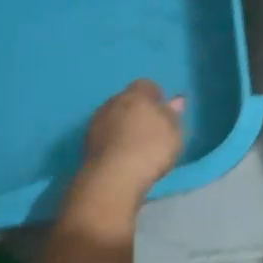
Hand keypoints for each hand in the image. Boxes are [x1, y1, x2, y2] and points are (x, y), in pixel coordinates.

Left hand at [67, 81, 184, 223]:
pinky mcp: (87, 142)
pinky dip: (114, 140)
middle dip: (137, 110)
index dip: (156, 96)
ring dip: (123, 125)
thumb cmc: (151, 148)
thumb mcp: (174, 132)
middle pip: (127, 100)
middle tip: (151, 128)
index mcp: (136, 95)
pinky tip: (123, 154)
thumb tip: (175, 100)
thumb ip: (173, 114)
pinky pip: (105, 134)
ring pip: (114, 117)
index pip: (147, 85)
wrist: (113, 177)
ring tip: (136, 144)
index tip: (164, 111)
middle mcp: (113, 102)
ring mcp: (96, 122)